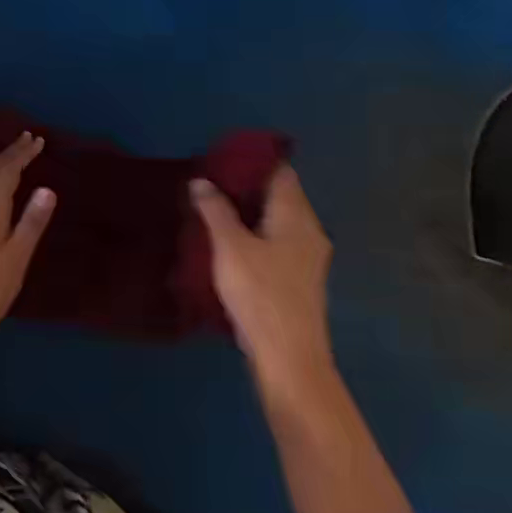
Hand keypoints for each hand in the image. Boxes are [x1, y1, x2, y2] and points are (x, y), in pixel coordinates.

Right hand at [191, 166, 332, 381]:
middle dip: (247, 186)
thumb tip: (202, 181)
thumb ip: (215, 210)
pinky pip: (275, 241)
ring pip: (276, 220)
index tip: (223, 156)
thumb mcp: (229, 246)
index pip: (281, 174)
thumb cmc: (260, 293)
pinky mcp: (297, 278)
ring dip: (248, 211)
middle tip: (210, 179)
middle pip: (280, 196)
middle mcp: (309, 232)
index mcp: (296, 217)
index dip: (254, 162)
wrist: (288, 356)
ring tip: (212, 206)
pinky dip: (253, 233)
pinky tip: (228, 240)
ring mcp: (306, 257)